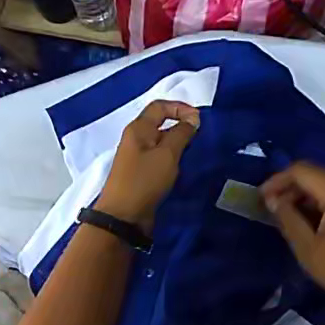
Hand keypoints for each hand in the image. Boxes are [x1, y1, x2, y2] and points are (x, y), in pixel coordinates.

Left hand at [93, 100, 199, 231]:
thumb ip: (181, 133)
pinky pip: (159, 158)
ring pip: (161, 142)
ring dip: (178, 144)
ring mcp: (137, 157)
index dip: (180, 108)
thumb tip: (192, 118)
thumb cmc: (144, 181)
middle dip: (181, 126)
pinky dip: (172, 159)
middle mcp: (135, 139)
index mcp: (138, 128)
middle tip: (201, 138)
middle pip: (160, 123)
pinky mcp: (141, 173)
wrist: (122, 217)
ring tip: (195, 153)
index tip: (199, 120)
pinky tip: (184, 168)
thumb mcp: (167, 155)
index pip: (159, 106)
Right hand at [261, 161, 324, 322]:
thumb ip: (288, 219)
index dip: (277, 180)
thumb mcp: (309, 250)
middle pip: (315, 174)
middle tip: (272, 210)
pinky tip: (311, 225)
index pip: (301, 170)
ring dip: (304, 196)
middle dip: (290, 188)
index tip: (261, 199)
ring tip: (288, 219)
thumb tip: (274, 200)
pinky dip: (320, 204)